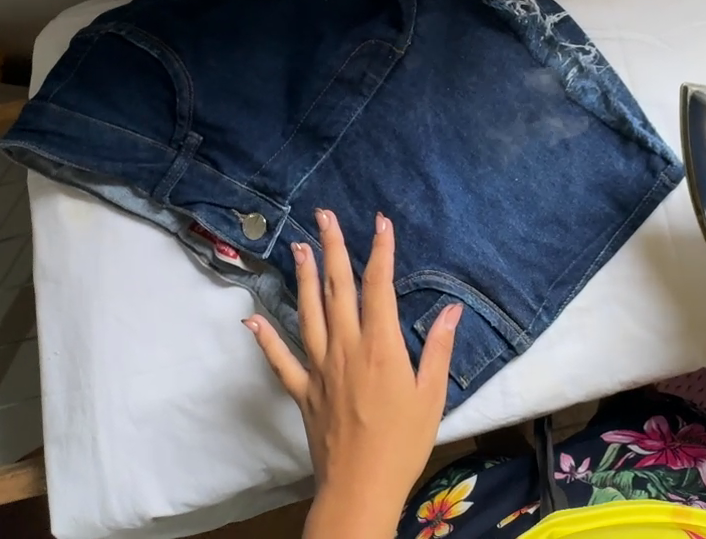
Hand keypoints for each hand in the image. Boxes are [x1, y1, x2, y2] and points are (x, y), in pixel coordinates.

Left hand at [247, 208, 463, 538]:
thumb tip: (452, 308)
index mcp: (381, 346)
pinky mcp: (302, 391)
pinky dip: (266, 337)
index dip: (381, 251)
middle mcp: (346, 348)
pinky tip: (253, 318)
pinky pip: (281, 359)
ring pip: (308, 312)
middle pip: (338, 288)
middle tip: (324, 216)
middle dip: (333, 248)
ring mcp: (319, 368)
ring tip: (299, 246)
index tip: (381, 222)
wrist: (360, 490)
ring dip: (304, 277)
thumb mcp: (432, 395)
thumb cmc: (403, 443)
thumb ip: (439, 348)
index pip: (379, 287)